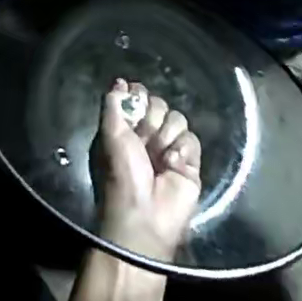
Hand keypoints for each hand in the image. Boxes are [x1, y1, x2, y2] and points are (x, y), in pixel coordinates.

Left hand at [90, 80, 202, 261]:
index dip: (139, 96)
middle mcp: (147, 137)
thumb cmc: (120, 175)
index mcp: (125, 130)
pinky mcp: (189, 163)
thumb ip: (113, 106)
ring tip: (159, 158)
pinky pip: (192, 139)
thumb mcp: (109, 136)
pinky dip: (182, 151)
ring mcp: (169, 149)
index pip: (138, 98)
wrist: (144, 217)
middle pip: (160, 105)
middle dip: (153, 119)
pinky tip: (172, 166)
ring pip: (177, 120)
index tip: (137, 98)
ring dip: (167, 137)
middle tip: (144, 139)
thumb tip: (120, 82)